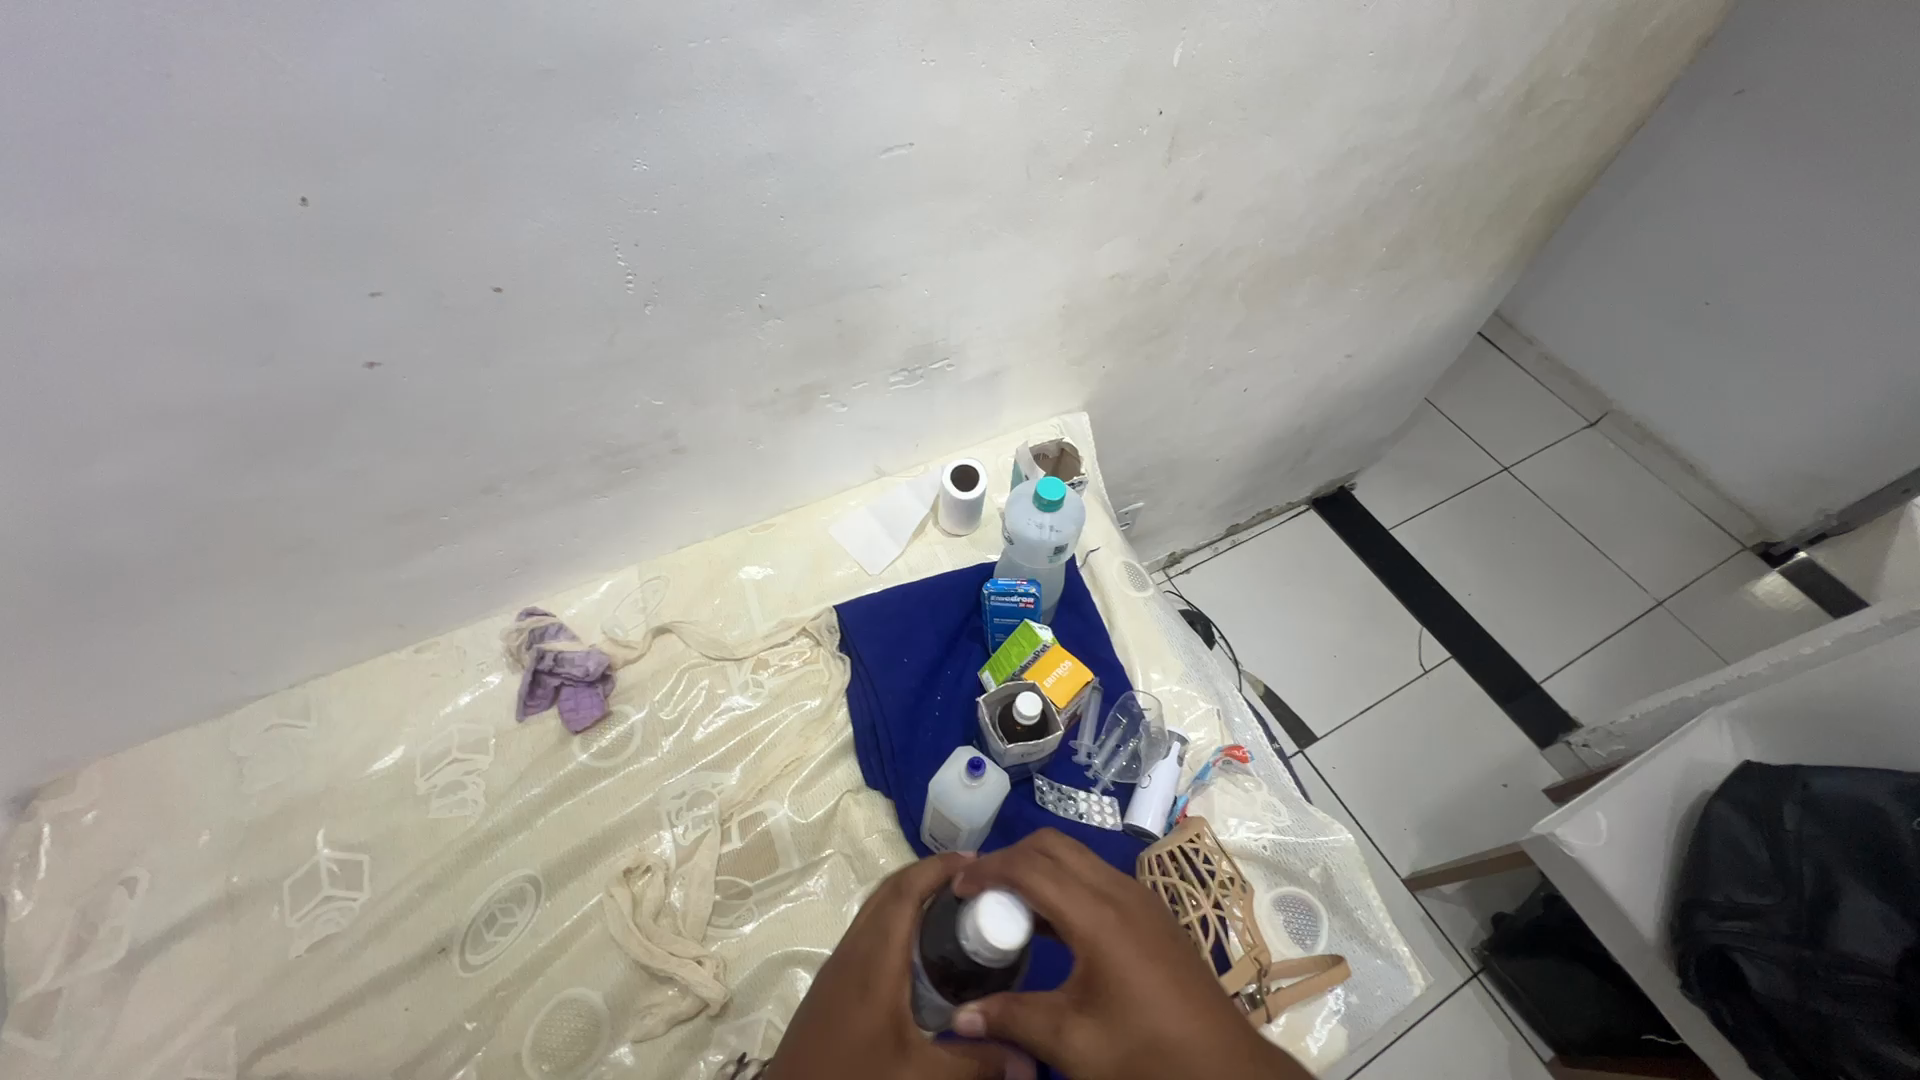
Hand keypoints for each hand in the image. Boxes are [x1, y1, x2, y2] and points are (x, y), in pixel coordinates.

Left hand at [769, 852, 1032, 1079]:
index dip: (938, 867)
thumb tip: (1030, 1060)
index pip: (905, 891)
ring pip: (875, 911)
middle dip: (928, 876)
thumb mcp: (919, 1076)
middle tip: (973, 883)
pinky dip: (897, 922)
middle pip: (889, 892)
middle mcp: (853, 950)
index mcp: (874, 958)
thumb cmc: (854, 1078)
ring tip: (953, 911)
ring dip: (910, 898)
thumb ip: (976, 1063)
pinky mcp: (832, 984)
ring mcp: (838, 966)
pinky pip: (868, 933)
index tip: (977, 861)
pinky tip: (920, 953)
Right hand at [950, 829, 1309, 1079]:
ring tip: (1007, 903)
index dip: (987, 870)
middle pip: (1053, 846)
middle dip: (1010, 857)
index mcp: (1097, 915)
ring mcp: (1139, 897)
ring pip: (1076, 856)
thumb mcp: (1074, 1043)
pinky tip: (1049, 922)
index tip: (956, 886)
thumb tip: (959, 1016)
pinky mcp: (1150, 910)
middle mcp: (1119, 891)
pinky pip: (1095, 875)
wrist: (1225, 1069)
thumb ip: (1014, 1018)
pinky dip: (1063, 881)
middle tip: (978, 889)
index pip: (1030, 868)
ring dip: (1038, 867)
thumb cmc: (1146, 1054)